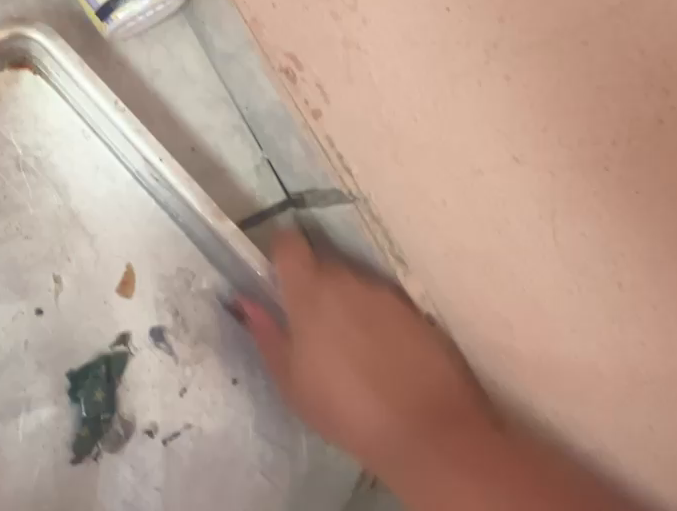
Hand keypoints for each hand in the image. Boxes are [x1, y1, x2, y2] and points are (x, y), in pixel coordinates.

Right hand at [239, 231, 497, 474]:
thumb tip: (246, 302)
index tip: (278, 280)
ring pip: (355, 283)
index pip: (288, 242)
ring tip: (350, 345)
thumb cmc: (345, 408)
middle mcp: (348, 278)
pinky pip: (385, 303)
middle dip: (313, 283)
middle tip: (312, 323)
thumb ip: (266, 334)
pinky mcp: (417, 312)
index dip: (280, 254)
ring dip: (347, 301)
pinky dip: (378, 320)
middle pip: (322, 262)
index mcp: (309, 289)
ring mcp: (386, 293)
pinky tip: (382, 357)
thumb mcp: (290, 381)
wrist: (430, 434)